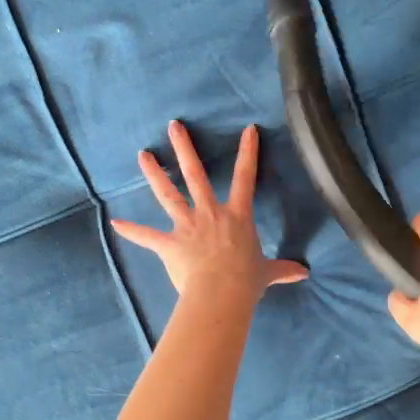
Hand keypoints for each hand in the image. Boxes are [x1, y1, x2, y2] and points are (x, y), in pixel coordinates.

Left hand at [110, 121, 307, 298]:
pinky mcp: (170, 245)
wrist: (221, 293)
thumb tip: (304, 274)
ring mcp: (187, 227)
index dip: (248, 152)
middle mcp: (210, 214)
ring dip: (155, 174)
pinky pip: (148, 237)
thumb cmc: (247, 281)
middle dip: (184, 148)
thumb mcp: (268, 273)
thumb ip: (283, 270)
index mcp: (237, 216)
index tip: (248, 129)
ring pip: (168, 194)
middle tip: (173, 126)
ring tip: (142, 154)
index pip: (245, 178)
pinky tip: (116, 223)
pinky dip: (132, 231)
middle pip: (195, 174)